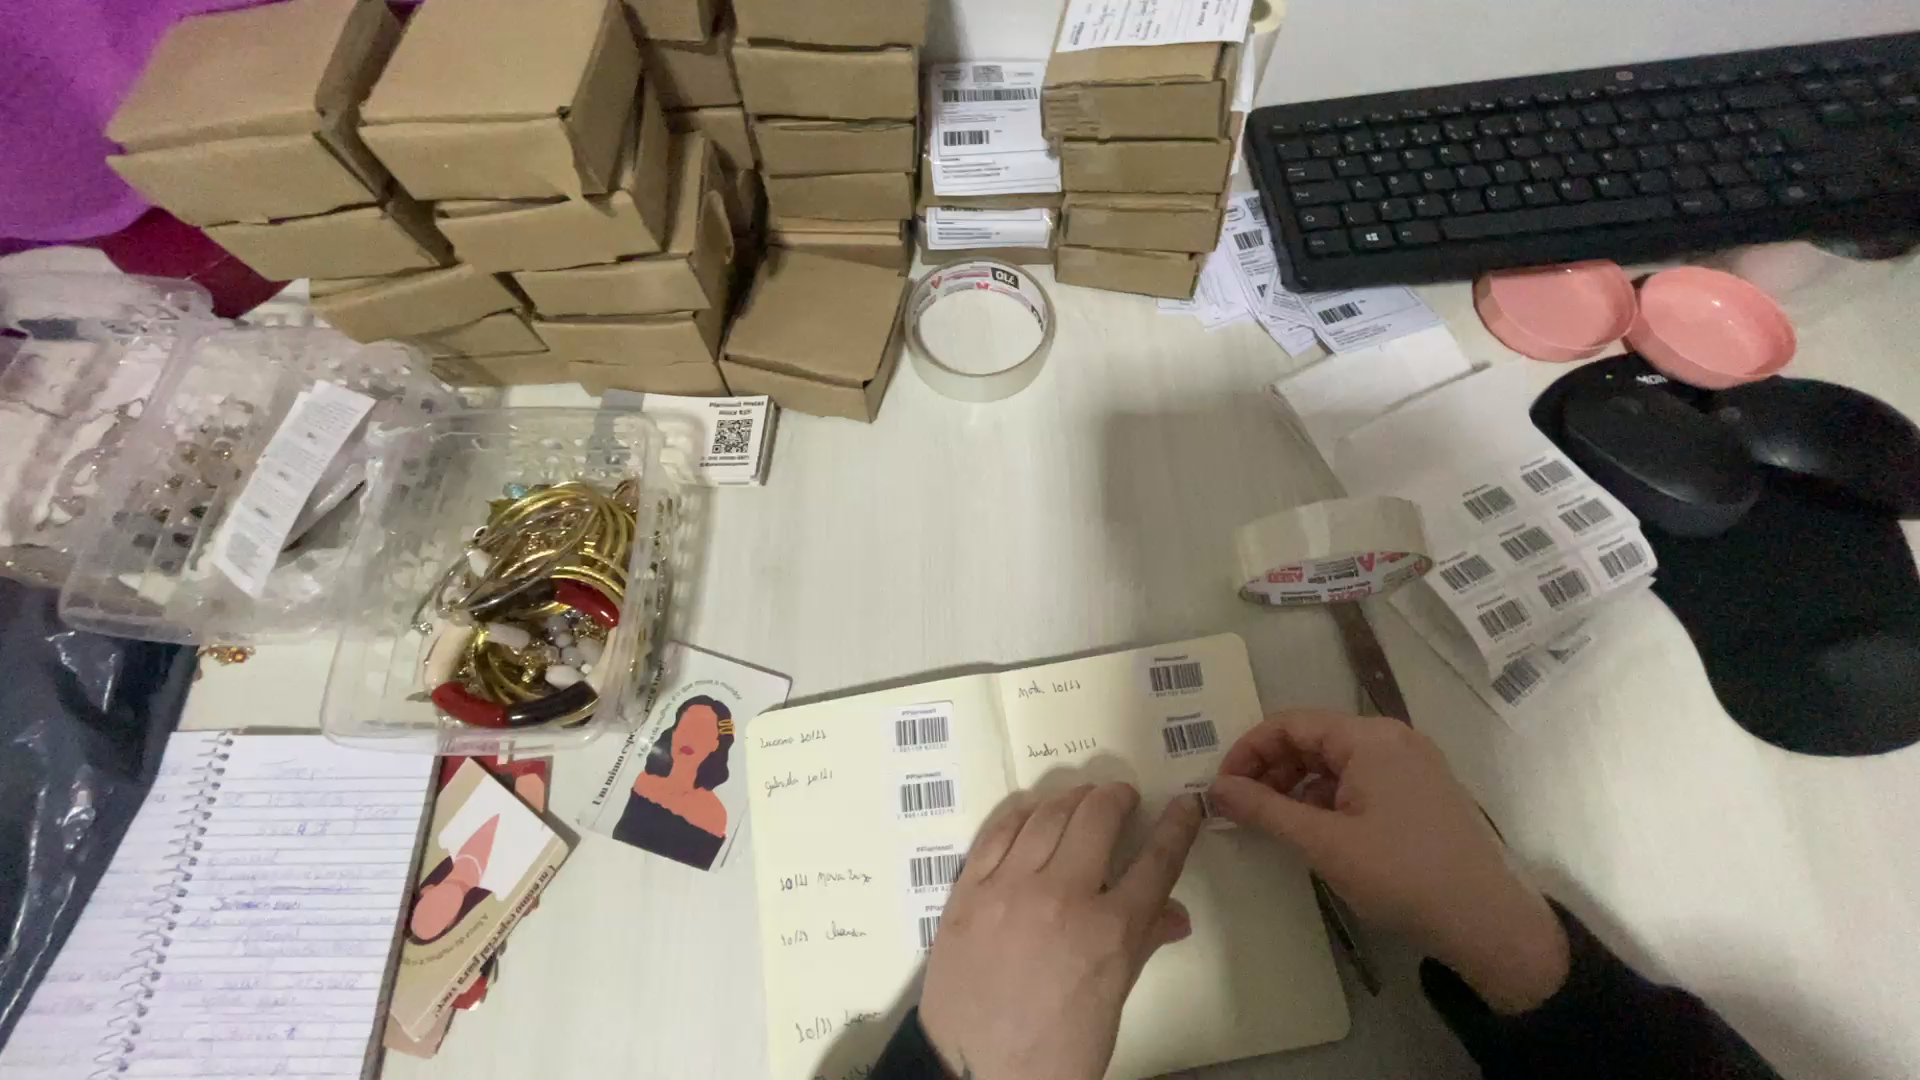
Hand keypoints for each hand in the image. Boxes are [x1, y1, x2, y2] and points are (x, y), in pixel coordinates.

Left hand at [919, 784, 1202, 1079]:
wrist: (972, 1075)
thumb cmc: (1053, 1052)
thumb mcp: (1110, 1007)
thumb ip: (1140, 946)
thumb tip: (1176, 912)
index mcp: (1107, 933)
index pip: (1155, 863)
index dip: (1176, 827)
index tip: (1185, 805)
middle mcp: (1060, 895)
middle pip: (1097, 819)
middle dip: (1117, 798)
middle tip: (1123, 797)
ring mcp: (1009, 886)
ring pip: (1047, 814)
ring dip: (1072, 798)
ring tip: (1082, 798)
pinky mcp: (969, 887)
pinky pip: (998, 830)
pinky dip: (1022, 812)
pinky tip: (1032, 811)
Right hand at [1208, 709, 1568, 1013]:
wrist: (1494, 929)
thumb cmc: (1403, 875)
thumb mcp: (1323, 843)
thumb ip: (1263, 810)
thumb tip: (1214, 789)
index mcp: (1369, 738)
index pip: (1289, 724)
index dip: (1249, 751)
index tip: (1223, 787)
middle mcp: (1391, 739)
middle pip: (1311, 739)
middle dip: (1271, 769)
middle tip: (1243, 806)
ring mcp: (1411, 764)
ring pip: (1333, 761)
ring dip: (1296, 785)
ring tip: (1275, 822)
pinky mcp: (1420, 791)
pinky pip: (1358, 779)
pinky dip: (1327, 797)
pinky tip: (1314, 829)